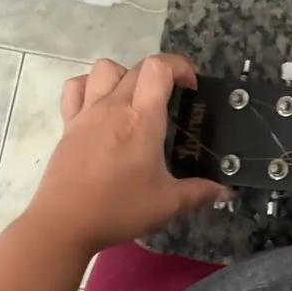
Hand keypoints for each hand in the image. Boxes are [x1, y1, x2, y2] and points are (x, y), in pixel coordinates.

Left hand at [23, 54, 229, 253]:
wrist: (63, 224)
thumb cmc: (118, 209)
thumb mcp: (167, 204)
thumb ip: (200, 193)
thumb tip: (227, 193)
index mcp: (142, 118)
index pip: (159, 67)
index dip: (180, 66)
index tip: (191, 87)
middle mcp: (114, 106)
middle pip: (138, 67)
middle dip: (161, 74)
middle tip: (172, 100)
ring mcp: (87, 112)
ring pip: (104, 69)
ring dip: (124, 75)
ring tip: (134, 99)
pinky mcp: (68, 124)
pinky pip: (76, 88)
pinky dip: (89, 87)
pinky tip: (100, 105)